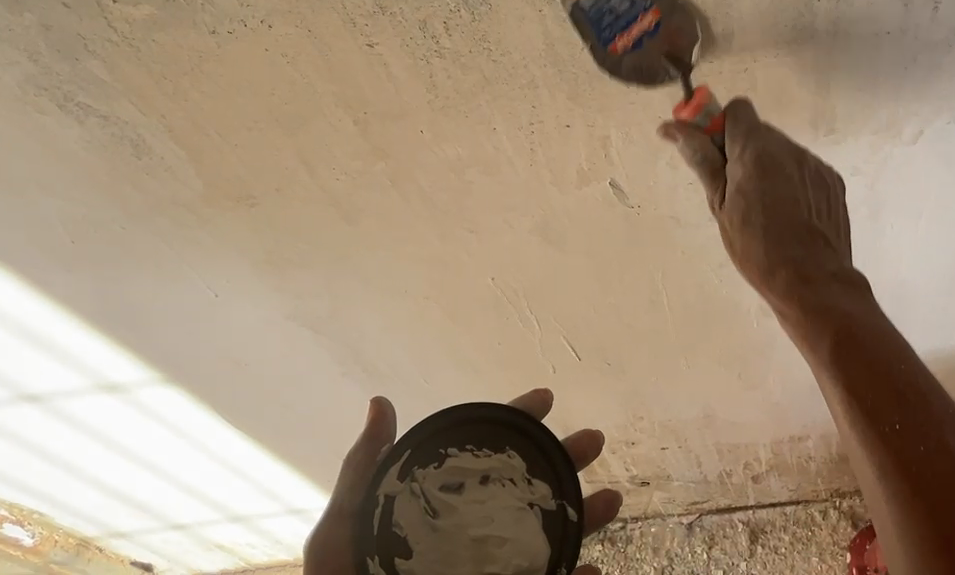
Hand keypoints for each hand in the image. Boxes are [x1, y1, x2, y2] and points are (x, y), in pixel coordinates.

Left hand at [303, 388, 624, 574]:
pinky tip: (593, 571)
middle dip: (564, 459)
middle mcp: (475, 533)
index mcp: (441, 504)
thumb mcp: (341, 532)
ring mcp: (495, 569)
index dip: (515, 421)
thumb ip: (364, 471)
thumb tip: (381, 402)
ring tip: (612, 498)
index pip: (485, 452)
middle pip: (528, 487)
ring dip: (584, 517)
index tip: (546, 397)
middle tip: (594, 440)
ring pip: (549, 538)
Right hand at [660, 97, 856, 315]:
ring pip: (781, 151)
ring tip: (766, 208)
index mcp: (756, 148)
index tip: (716, 155)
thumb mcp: (719, 204)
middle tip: (735, 189)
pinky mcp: (831, 180)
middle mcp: (788, 146)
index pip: (737, 108)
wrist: (812, 281)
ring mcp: (814, 163)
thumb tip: (670, 127)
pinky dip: (792, 182)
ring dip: (769, 167)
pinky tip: (790, 214)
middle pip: (759, 132)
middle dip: (744, 151)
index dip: (722, 126)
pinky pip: (803, 168)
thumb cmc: (755, 246)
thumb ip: (700, 158)